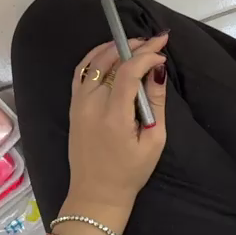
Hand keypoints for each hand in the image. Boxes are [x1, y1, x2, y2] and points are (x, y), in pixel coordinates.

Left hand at [64, 34, 168, 214]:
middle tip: (154, 40)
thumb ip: (156, 103)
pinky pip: (81, 72)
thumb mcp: (154, 141)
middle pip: (110, 61)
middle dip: (134, 46)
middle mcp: (91, 105)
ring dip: (114, 47)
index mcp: (113, 116)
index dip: (146, 56)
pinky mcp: (73, 106)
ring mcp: (78, 104)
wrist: (96, 194)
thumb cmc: (130, 172)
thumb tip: (159, 70)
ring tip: (136, 43)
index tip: (162, 53)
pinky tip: (110, 52)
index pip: (128, 71)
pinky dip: (95, 57)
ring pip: (93, 62)